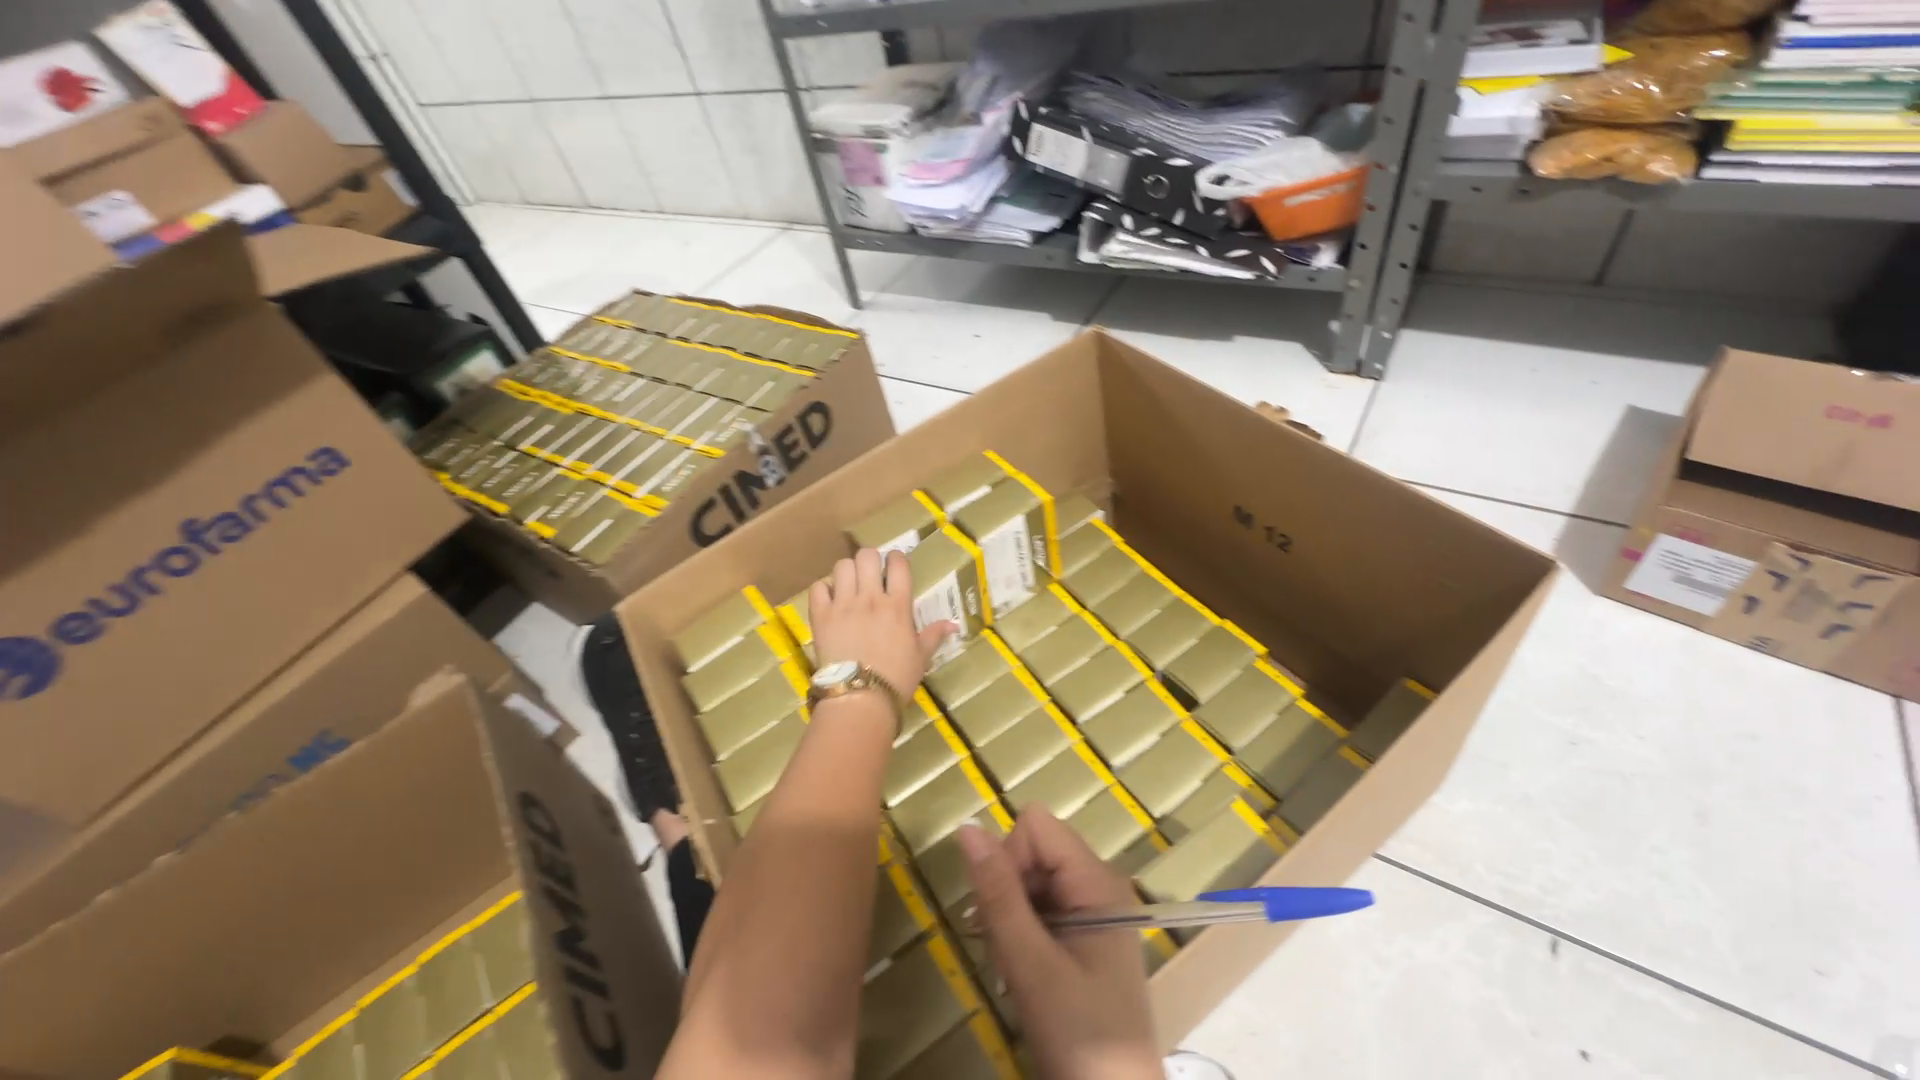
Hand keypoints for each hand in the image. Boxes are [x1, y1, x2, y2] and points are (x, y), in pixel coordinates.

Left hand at [809, 548, 952, 702]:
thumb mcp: (920, 657)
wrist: (860, 697)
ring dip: (847, 571)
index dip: (896, 558)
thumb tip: (953, 624)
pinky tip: (829, 600)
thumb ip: (934, 635)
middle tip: (870, 573)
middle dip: (870, 560)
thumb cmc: (896, 678)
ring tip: (849, 584)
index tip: (894, 564)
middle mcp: (870, 598)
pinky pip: (818, 587)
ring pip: (842, 566)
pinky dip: (823, 589)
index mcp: (897, 605)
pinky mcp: (821, 616)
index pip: (898, 565)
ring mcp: (843, 605)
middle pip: (867, 556)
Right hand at [957, 808, 1160, 1079]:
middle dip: (1006, 891)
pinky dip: (1019, 934)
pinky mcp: (1081, 937)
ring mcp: (1090, 911)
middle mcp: (1098, 885)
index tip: (999, 909)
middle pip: (1033, 851)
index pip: (1036, 826)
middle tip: (1003, 945)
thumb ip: (998, 892)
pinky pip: (1038, 910)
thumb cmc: (1078, 1033)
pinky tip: (1019, 970)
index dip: (1008, 857)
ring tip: (1013, 965)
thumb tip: (967, 827)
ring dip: (1008, 917)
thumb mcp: (1031, 963)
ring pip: (1030, 882)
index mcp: (1098, 882)